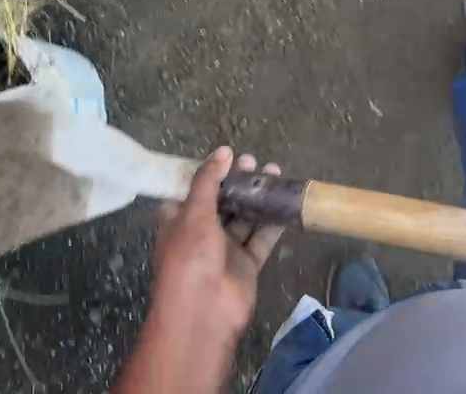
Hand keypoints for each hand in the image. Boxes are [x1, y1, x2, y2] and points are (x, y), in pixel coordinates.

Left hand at [115, 148, 283, 393]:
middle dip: (238, 181)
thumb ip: (208, 180)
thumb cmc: (190, 257)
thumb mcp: (193, 212)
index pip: (194, 189)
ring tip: (274, 172)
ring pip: (244, 215)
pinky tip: (285, 202)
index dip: (210, 172)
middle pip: (223, 200)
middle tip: (254, 161)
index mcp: (180, 219)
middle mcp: (202, 232)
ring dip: (258, 196)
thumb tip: (223, 151)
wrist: (203, 314)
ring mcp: (225, 249)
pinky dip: (273, 221)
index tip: (228, 154)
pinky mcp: (247, 263)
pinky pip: (261, 237)